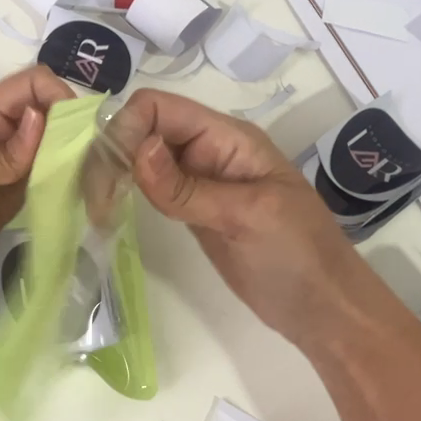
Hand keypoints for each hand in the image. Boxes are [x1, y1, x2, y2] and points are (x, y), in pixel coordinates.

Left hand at [0, 66, 76, 310]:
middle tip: (99, 158)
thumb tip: (42, 119)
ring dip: (76, 153)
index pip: (27, 86)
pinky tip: (84, 193)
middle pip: (46, 113)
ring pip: (51, 145)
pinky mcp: (13, 201)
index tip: (80, 128)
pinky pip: (46, 179)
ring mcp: (6, 171)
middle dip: (74, 125)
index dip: (56, 95)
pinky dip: (67, 180)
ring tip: (99, 177)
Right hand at [106, 88, 379, 344]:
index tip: (108, 174)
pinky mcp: (190, 207)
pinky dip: (125, 193)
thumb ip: (187, 187)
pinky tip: (110, 212)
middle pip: (144, 128)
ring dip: (113, 173)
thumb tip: (135, 149)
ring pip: (141, 156)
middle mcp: (209, 149)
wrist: (326, 311)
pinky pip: (150, 186)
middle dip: (112, 153)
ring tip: (97, 208)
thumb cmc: (299, 257)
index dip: (127, 131)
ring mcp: (199, 179)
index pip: (159, 108)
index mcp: (227, 138)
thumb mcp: (246, 217)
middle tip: (95, 199)